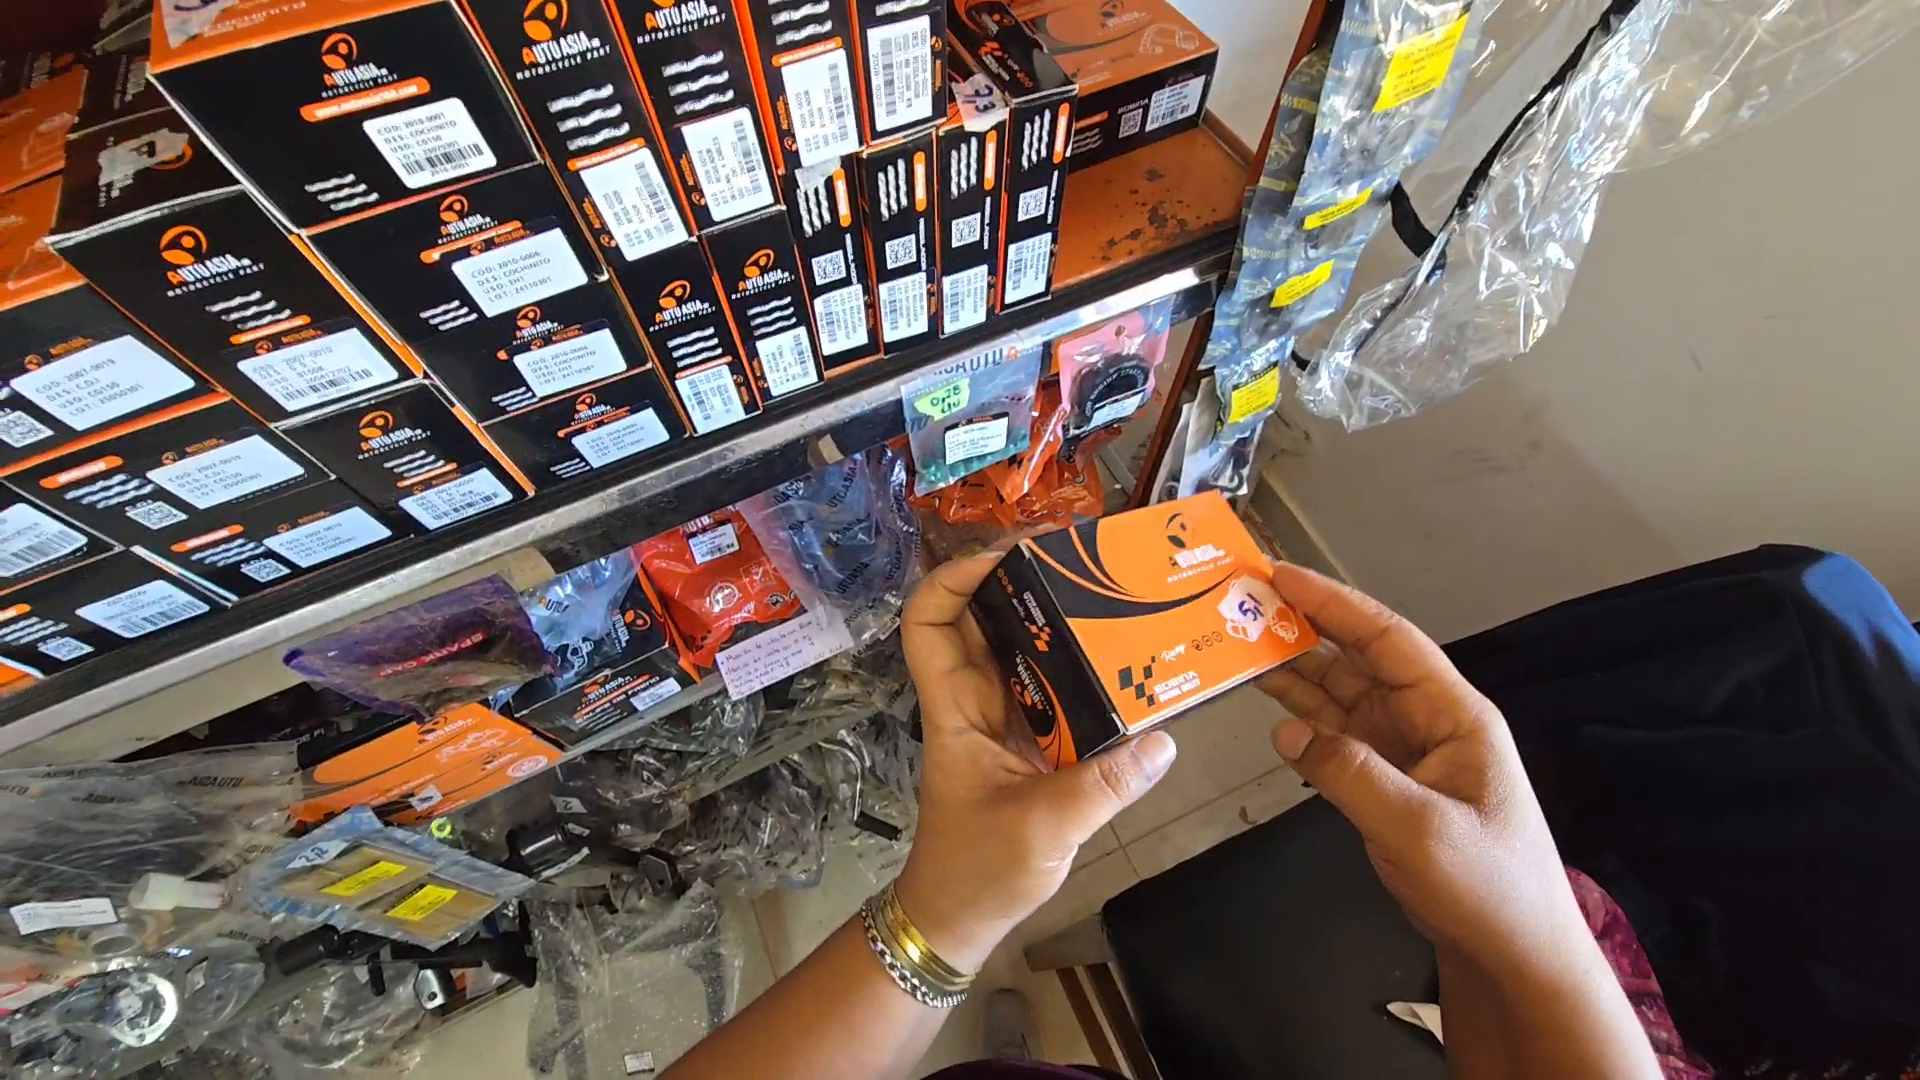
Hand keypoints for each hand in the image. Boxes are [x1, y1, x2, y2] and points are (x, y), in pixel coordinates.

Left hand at [892, 554, 1177, 972]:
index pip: (927, 624)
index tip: (1004, 557)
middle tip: (1073, 558)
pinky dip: (1074, 664)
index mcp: (954, 708)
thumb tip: (1164, 740)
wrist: (960, 915)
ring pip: (1014, 647)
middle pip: (977, 620)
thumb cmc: (978, 869)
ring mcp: (1000, 717)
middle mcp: (974, 699)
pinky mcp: (1026, 737)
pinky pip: (1046, 685)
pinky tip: (1116, 656)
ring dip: (1047, 617)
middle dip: (1014, 581)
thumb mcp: (1042, 828)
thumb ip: (1104, 786)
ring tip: (1101, 590)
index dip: (952, 580)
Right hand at [1258, 563, 1582, 969]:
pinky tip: (1266, 702)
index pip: (1386, 638)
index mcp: (1450, 712)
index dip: (1333, 602)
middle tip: (1246, 603)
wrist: (1510, 953)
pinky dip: (1296, 712)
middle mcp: (1421, 718)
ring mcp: (1397, 746)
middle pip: (1354, 657)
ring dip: (1292, 667)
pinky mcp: (1376, 775)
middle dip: (1304, 626)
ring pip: (1336, 690)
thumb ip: (1350, 775)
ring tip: (1241, 643)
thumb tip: (1285, 733)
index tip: (1281, 577)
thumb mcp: (1421, 829)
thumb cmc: (1487, 885)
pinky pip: (1328, 729)